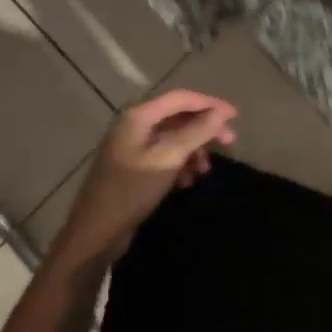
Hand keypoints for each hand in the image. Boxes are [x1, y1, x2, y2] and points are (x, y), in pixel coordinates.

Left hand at [53, 89, 237, 261]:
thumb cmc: (131, 190)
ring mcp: (132, 146)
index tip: (235, 116)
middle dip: (204, 129)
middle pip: (177, 117)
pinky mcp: (133, 167)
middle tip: (230, 143)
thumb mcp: (168, 159)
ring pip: (173, 138)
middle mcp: (134, 124)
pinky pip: (164, 156)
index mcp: (138, 116)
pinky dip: (180, 164)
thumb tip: (221, 112)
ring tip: (205, 170)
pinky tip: (187, 182)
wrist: (95, 232)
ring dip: (193, 150)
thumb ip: (196, 132)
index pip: (181, 98)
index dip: (210, 104)